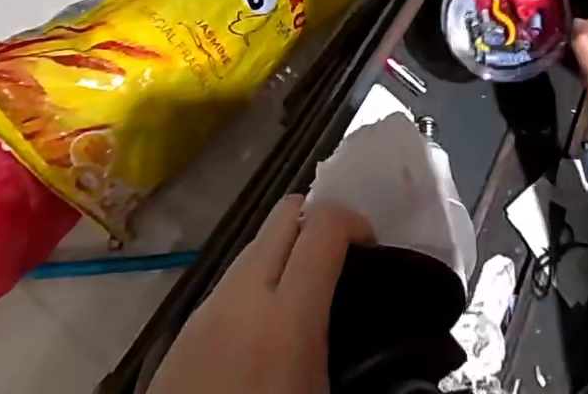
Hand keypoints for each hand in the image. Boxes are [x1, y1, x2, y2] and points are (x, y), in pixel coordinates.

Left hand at [148, 195, 372, 393]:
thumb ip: (369, 375)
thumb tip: (405, 366)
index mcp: (287, 318)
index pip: (323, 223)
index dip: (354, 221)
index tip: (371, 250)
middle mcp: (242, 295)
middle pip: (284, 213)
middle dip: (319, 223)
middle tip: (342, 267)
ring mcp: (206, 308)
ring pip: (255, 244)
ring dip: (286, 254)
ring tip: (307, 304)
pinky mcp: (183, 329)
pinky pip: (230, 281)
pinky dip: (256, 284)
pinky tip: (264, 335)